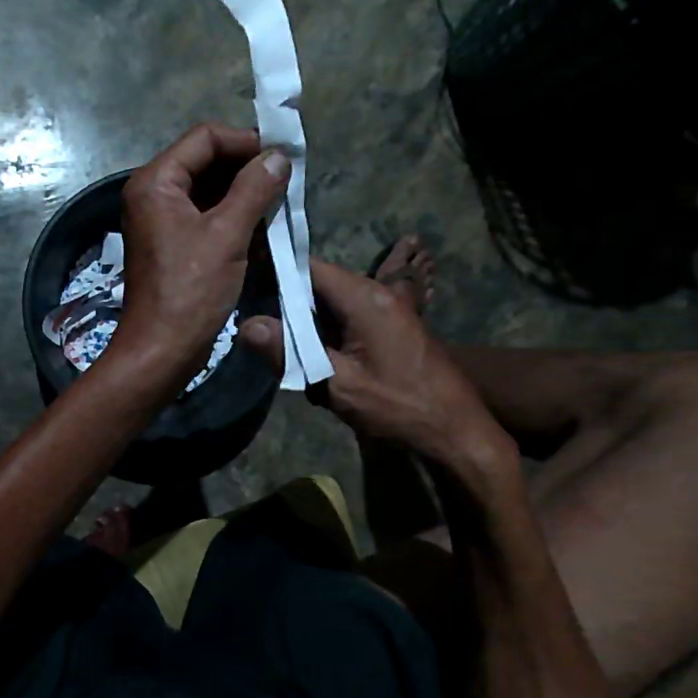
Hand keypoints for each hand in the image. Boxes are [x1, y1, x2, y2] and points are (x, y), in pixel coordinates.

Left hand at [111, 123, 289, 390]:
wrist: (161, 348)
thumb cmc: (190, 290)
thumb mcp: (228, 235)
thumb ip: (254, 189)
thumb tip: (279, 157)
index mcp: (155, 182)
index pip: (205, 138)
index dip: (246, 141)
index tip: (283, 156)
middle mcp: (151, 194)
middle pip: (204, 161)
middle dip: (246, 169)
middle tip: (286, 181)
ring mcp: (159, 221)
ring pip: (207, 191)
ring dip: (243, 195)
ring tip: (279, 205)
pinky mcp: (170, 244)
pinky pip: (204, 217)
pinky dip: (231, 218)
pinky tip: (261, 230)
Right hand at [239, 257, 509, 469]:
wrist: (455, 432)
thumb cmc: (399, 406)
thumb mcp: (337, 383)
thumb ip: (290, 352)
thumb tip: (246, 325)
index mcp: (365, 298)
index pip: (310, 266)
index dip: (274, 268)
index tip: (241, 279)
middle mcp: (376, 295)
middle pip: (316, 284)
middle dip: (283, 301)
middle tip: (247, 318)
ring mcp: (383, 311)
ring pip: (326, 304)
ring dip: (301, 322)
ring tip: (271, 342)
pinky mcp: (385, 329)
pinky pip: (342, 319)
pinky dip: (319, 333)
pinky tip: (305, 357)